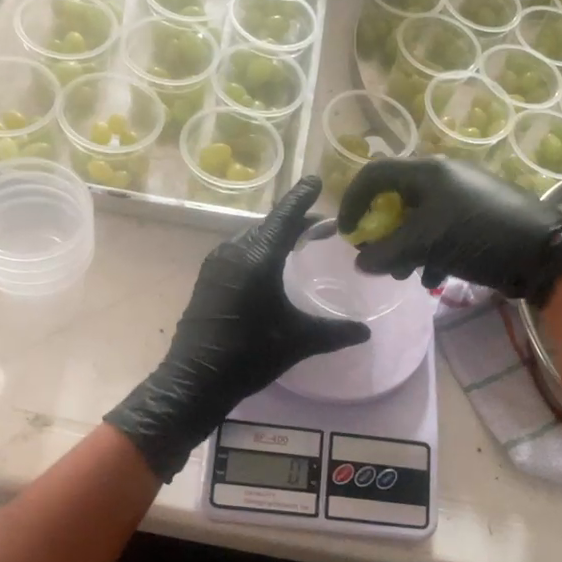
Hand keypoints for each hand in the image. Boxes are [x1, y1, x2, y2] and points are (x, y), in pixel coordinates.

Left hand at [106, 177, 370, 479]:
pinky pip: (239, 253)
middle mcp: (234, 252)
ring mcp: (216, 265)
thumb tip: (366, 332)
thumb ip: (334, 332)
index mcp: (258, 258)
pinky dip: (259, 251)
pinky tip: (270, 267)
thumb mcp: (297, 341)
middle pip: (269, 227)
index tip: (316, 181)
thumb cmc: (249, 355)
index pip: (286, 218)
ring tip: (299, 245)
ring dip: (275, 237)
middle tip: (321, 229)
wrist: (196, 379)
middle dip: (296, 223)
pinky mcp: (208, 280)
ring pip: (252, 240)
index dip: (302, 199)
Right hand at [339, 158, 561, 303]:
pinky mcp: (477, 220)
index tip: (346, 234)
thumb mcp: (426, 244)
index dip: (352, 202)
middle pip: (395, 202)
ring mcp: (462, 199)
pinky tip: (435, 278)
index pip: (374, 175)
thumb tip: (360, 262)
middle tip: (378, 261)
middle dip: (382, 235)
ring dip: (405, 250)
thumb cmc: (480, 237)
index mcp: (427, 173)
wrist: (543, 251)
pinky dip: (430, 255)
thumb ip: (387, 252)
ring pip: (418, 222)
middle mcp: (442, 179)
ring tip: (405, 276)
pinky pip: (441, 234)